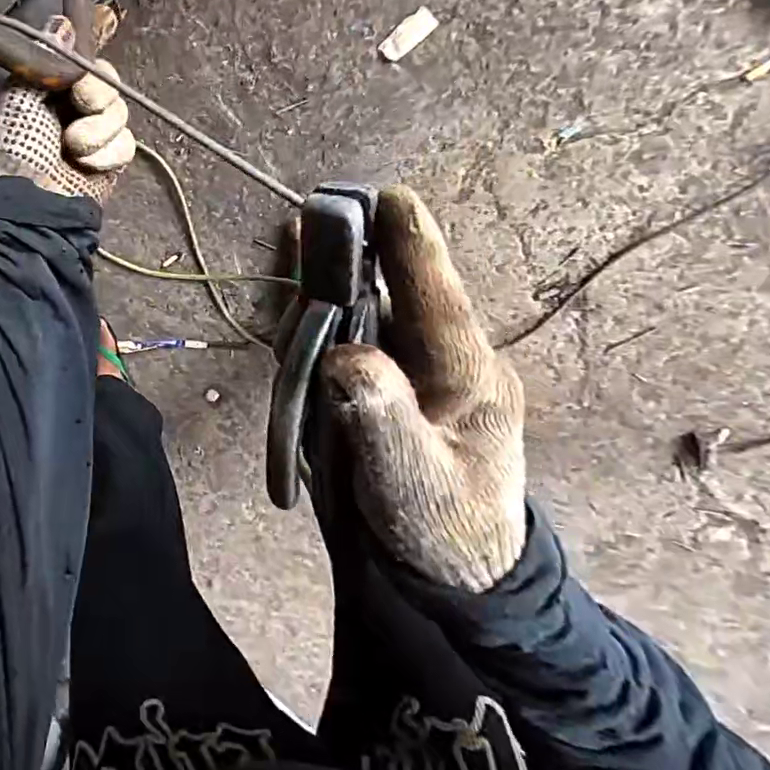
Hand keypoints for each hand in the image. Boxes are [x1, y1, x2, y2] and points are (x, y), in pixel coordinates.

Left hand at [0, 16, 134, 201]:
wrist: (33, 202)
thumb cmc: (17, 149)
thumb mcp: (19, 98)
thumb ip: (44, 61)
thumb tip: (61, 23)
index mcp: (50, 88)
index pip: (81, 61)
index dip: (87, 63)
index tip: (82, 69)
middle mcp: (73, 106)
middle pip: (107, 82)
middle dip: (96, 93)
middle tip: (81, 104)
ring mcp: (94, 132)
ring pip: (120, 112)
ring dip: (97, 130)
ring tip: (73, 148)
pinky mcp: (110, 158)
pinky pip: (126, 142)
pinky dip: (107, 154)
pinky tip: (87, 165)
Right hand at [321, 186, 526, 591]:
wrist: (453, 574)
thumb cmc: (445, 531)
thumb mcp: (415, 484)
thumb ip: (382, 418)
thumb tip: (344, 355)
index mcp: (468, 376)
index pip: (439, 297)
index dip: (413, 244)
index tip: (389, 195)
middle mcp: (443, 360)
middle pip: (397, 292)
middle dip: (360, 253)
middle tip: (319, 220)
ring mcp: (414, 373)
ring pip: (370, 313)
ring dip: (332, 286)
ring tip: (303, 261)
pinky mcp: (389, 385)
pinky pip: (353, 340)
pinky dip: (321, 322)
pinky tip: (301, 314)